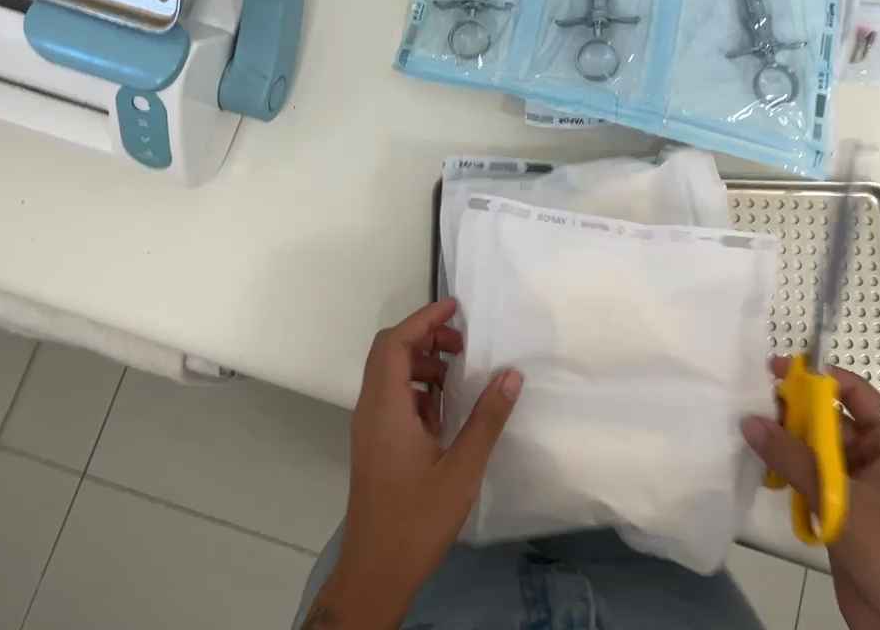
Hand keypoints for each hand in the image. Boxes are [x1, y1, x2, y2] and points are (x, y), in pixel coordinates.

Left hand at [303, 299, 521, 629]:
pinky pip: (391, 398)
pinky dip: (417, 390)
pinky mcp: (374, 445)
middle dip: (425, 338)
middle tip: (463, 344)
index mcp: (386, 407)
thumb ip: (486, 419)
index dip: (424, 319)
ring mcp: (369, 428)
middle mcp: (370, 410)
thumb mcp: (462, 468)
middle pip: (388, 352)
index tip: (455, 309)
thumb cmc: (417, 518)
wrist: (376, 570)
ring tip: (459, 378)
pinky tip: (445, 413)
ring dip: (422, 365)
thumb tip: (511, 375)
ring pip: (388, 376)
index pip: (396, 343)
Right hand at [743, 360, 879, 629]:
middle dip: (795, 412)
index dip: (818, 378)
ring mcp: (861, 486)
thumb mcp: (841, 500)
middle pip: (832, 420)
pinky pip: (813, 478)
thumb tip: (752, 421)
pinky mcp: (844, 511)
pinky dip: (790, 472)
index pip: (855, 394)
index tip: (777, 369)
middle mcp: (879, 459)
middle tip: (754, 404)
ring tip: (752, 434)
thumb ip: (794, 458)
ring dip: (789, 444)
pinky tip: (765, 470)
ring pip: (818, 450)